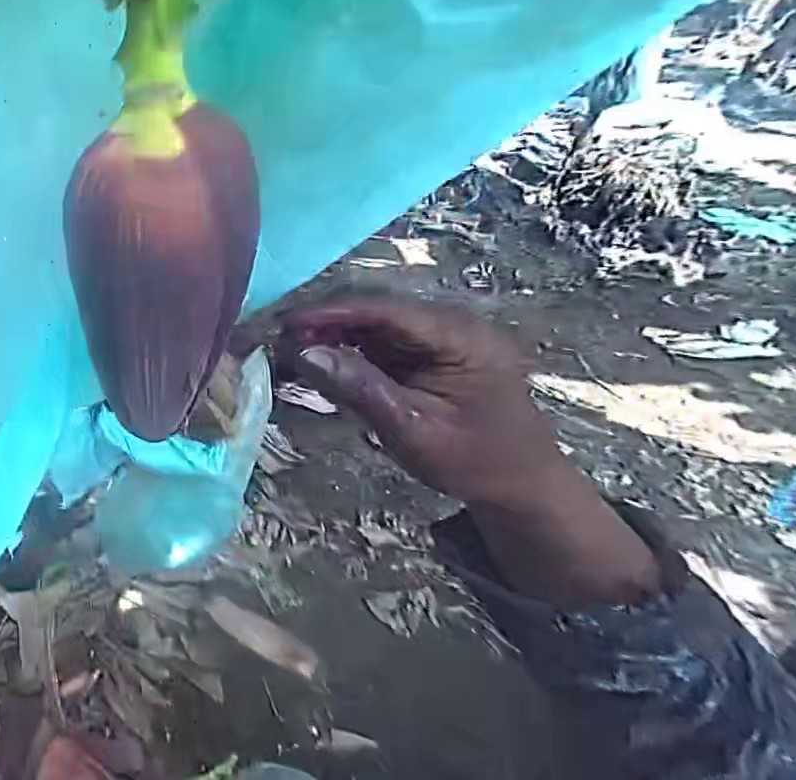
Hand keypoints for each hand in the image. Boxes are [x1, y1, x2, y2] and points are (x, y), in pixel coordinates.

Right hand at [279, 295, 566, 510]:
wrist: (519, 486)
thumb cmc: (474, 461)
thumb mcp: (413, 429)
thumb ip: (360, 387)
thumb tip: (303, 353)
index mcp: (460, 338)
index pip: (384, 310)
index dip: (330, 312)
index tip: (285, 324)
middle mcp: (446, 325)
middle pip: (370, 309)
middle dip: (320, 322)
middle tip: (276, 341)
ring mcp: (430, 336)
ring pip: (363, 321)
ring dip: (324, 334)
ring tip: (285, 352)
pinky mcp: (416, 349)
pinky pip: (369, 339)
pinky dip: (337, 348)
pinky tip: (309, 361)